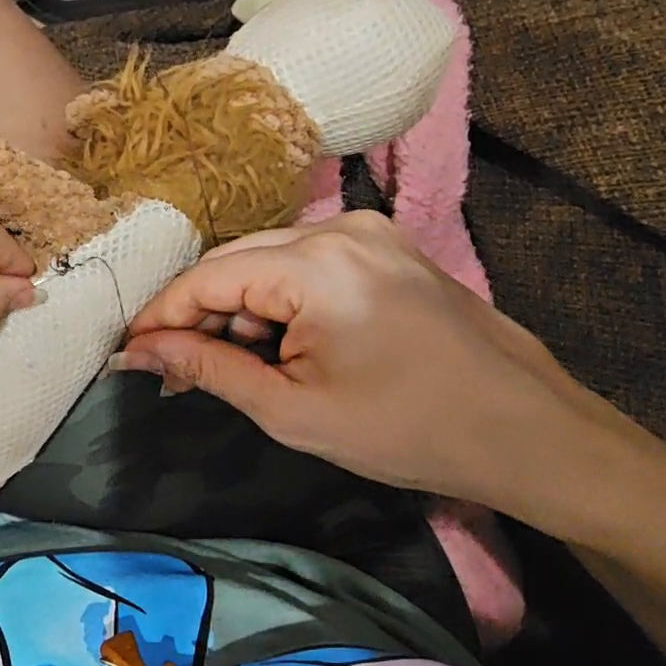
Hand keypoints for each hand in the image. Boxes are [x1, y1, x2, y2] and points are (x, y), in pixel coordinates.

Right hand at [118, 211, 624, 515]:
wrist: (537, 436)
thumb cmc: (410, 432)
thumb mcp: (292, 410)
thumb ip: (206, 368)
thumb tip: (138, 352)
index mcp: (318, 266)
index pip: (205, 278)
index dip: (159, 316)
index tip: (128, 352)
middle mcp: (340, 229)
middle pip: (231, 261)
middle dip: (197, 313)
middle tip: (174, 366)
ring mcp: (368, 231)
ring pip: (262, 260)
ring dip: (237, 307)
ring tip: (234, 363)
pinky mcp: (385, 245)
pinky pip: (301, 261)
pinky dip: (275, 299)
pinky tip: (280, 343)